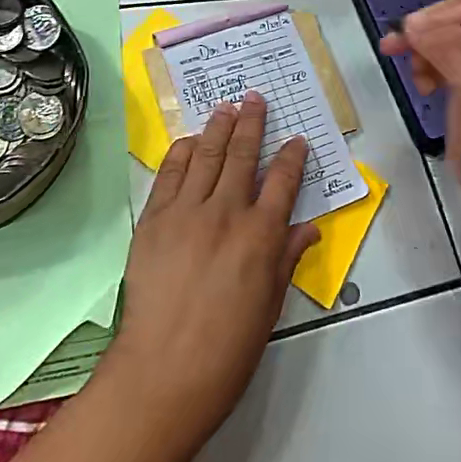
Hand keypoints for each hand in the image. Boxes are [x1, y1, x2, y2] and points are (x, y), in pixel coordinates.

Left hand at [102, 92, 317, 449]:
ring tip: (225, 108)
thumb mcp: (270, 305)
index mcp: (261, 237)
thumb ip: (286, 259)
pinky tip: (189, 142)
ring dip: (216, 129)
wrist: (166, 363)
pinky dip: (181, 154)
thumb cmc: (228, 346)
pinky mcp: (153, 218)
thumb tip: (307, 228)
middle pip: (241, 157)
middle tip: (254, 98)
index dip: (292, 158)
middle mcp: (225, 214)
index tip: (297, 139)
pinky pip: (169, 176)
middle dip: (251, 125)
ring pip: (205, 158)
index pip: (282, 184)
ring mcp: (184, 212)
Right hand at [380, 0, 460, 228]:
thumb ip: (450, 49)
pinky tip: (424, 84)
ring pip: (454, 37)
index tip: (421, 31)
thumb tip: (415, 23)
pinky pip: (450, 60)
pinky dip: (430, 66)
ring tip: (414, 73)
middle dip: (432, 29)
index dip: (455, 8)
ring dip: (427, 50)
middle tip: (398, 45)